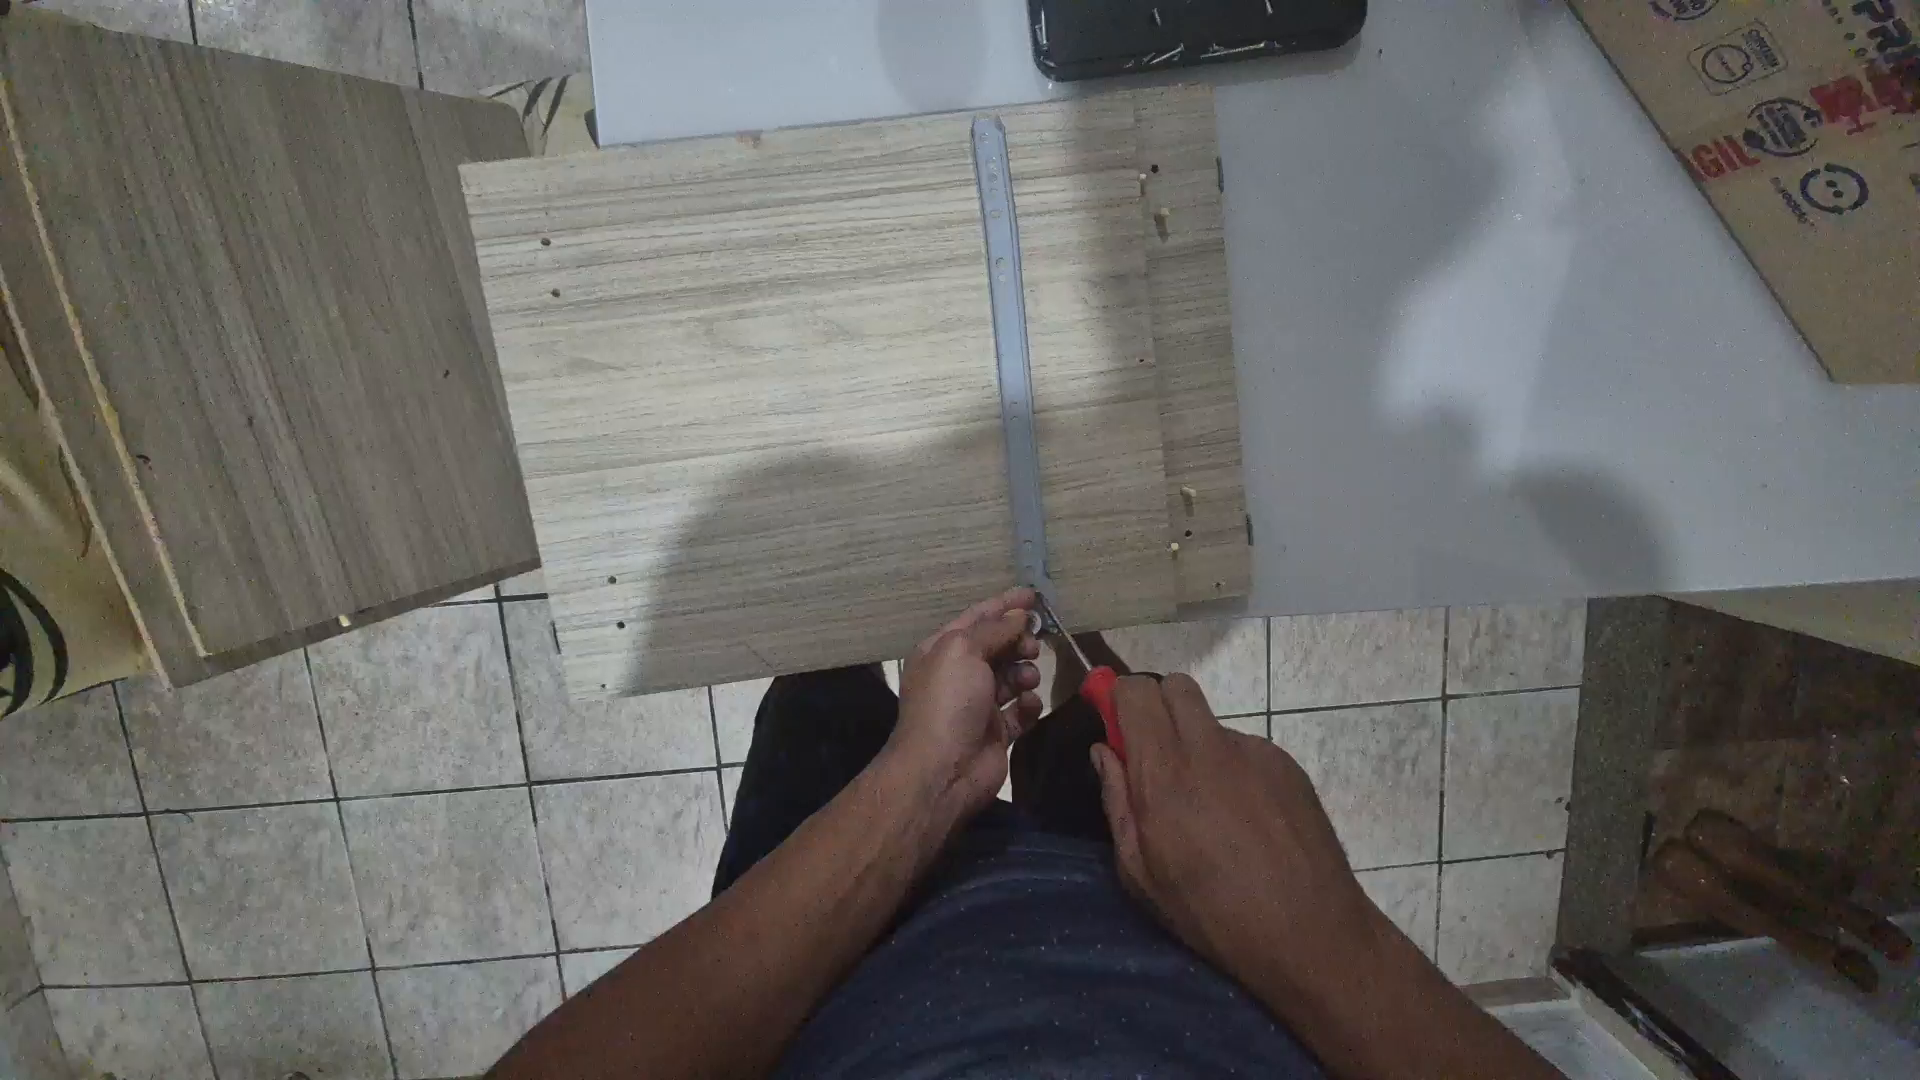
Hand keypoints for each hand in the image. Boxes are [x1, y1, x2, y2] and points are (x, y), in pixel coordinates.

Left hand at [881, 588, 1042, 830]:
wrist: (942, 770)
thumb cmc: (948, 702)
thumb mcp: (963, 650)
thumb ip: (994, 629)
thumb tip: (1019, 615)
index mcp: (942, 650)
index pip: (977, 617)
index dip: (1005, 604)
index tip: (1035, 595)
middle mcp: (958, 674)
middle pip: (998, 645)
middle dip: (1019, 640)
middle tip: (1035, 644)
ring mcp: (978, 704)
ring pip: (1012, 676)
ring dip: (1025, 672)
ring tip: (1027, 678)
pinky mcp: (996, 732)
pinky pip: (1020, 710)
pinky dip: (1028, 703)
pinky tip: (1028, 704)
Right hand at [1091, 675, 1378, 1003]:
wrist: (1312, 936)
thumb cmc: (1211, 913)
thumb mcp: (1140, 872)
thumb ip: (1116, 800)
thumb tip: (1104, 751)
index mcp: (1164, 772)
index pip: (1135, 691)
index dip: (1119, 697)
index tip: (1115, 725)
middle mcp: (1209, 747)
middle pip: (1175, 685)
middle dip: (1157, 705)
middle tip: (1155, 753)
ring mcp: (1253, 751)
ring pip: (1210, 721)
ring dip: (1195, 742)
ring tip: (1209, 803)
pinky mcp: (1285, 764)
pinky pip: (1244, 748)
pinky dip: (1233, 767)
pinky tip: (1246, 817)